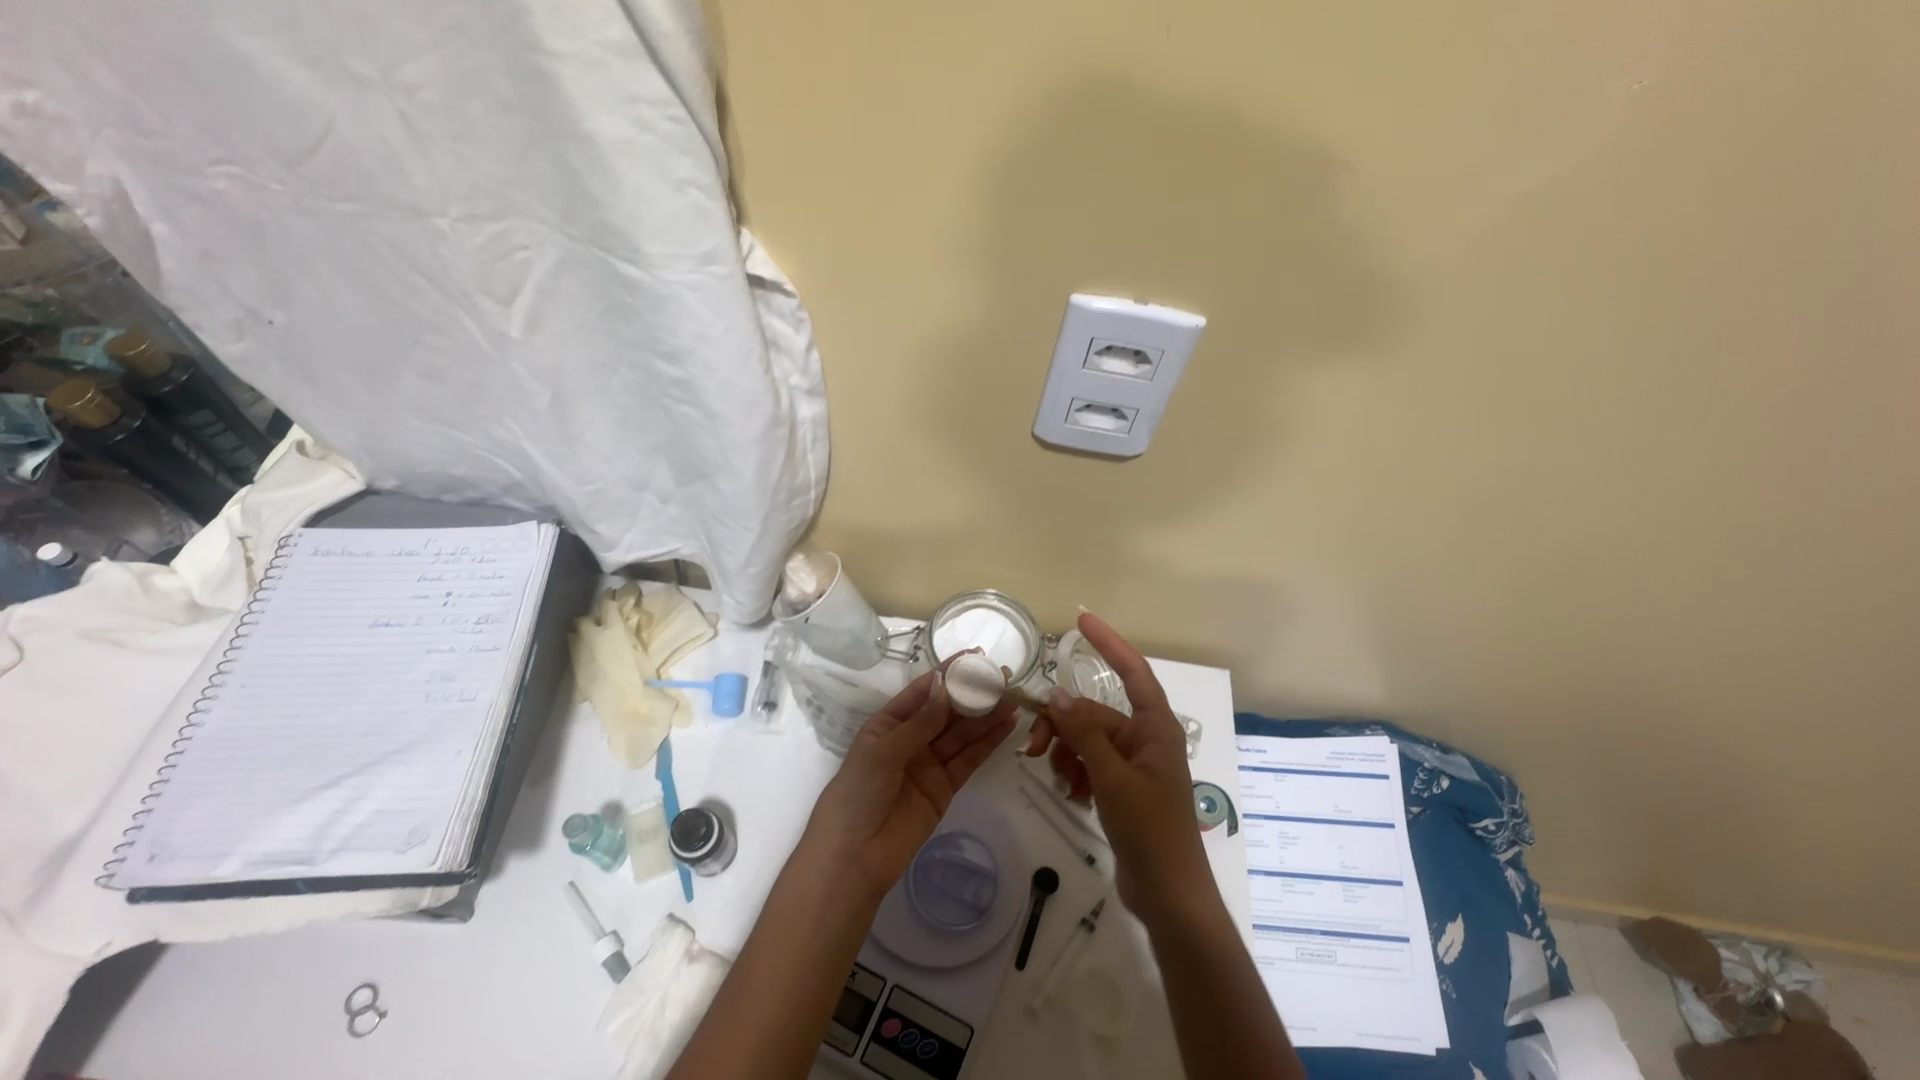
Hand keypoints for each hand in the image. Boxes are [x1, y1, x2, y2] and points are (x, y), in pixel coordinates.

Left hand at [803, 662, 1018, 899]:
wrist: (855, 855)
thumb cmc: (858, 794)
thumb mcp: (883, 751)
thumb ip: (919, 722)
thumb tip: (945, 687)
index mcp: (887, 725)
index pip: (922, 692)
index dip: (948, 674)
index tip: (974, 656)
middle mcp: (910, 740)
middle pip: (947, 711)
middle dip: (973, 693)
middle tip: (1004, 675)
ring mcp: (929, 764)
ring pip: (962, 733)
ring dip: (987, 715)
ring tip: (1013, 696)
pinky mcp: (945, 788)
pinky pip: (969, 759)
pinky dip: (988, 742)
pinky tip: (1006, 724)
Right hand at [1024, 612, 1209, 922]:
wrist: (1169, 893)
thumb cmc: (1150, 831)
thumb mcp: (1112, 778)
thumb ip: (1085, 734)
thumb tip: (1057, 695)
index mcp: (1155, 728)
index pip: (1133, 671)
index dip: (1108, 643)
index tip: (1081, 620)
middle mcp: (1146, 739)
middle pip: (1095, 714)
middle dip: (1063, 726)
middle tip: (1033, 749)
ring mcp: (1134, 766)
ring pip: (1088, 741)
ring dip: (1068, 755)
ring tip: (1061, 783)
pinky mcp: (1123, 790)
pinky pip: (1091, 765)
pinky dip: (1076, 774)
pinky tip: (1072, 795)